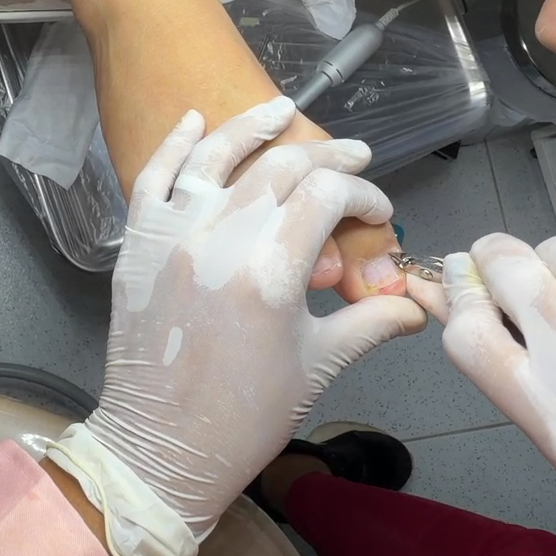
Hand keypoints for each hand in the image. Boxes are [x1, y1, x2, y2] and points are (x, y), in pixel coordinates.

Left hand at [46, 98, 424, 555]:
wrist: (159, 447)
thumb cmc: (245, 416)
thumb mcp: (318, 367)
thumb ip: (370, 323)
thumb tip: (417, 306)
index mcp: (270, 272)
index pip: (327, 196)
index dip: (363, 194)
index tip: (378, 210)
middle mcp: (219, 238)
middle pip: (282, 168)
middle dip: (328, 156)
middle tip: (354, 155)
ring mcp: (172, 234)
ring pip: (216, 156)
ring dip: (254, 125)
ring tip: (284, 108)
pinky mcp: (138, 241)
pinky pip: (154, 176)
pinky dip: (175, 143)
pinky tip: (195, 119)